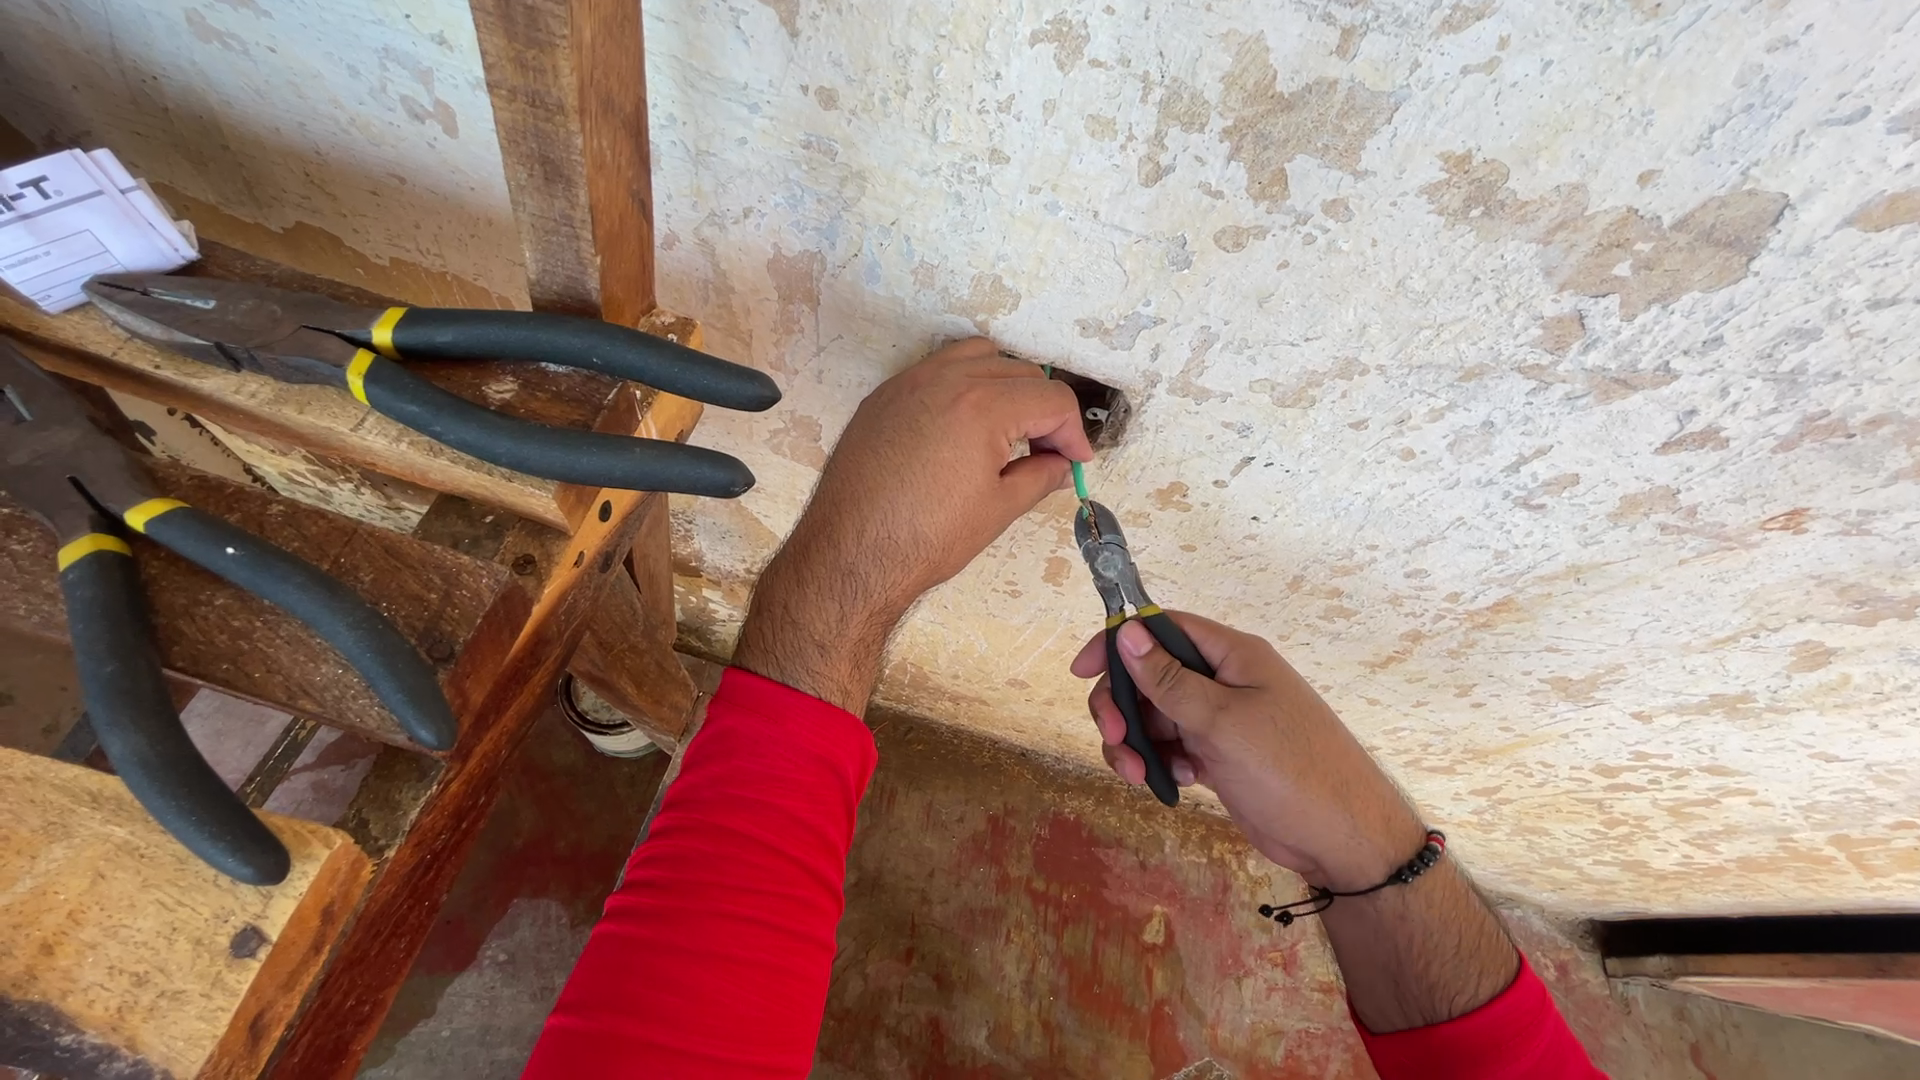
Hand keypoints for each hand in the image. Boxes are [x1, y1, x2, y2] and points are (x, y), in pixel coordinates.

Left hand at [734, 338, 1092, 712]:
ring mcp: (909, 382)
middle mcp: (945, 378)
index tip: (1075, 463)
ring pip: (978, 357)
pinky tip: (964, 426)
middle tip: (1047, 453)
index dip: (1074, 433)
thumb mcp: (998, 509)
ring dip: (1006, 385)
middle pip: (1021, 372)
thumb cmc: (925, 537)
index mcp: (982, 405)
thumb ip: (1040, 476)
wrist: (850, 554)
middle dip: (1044, 410)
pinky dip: (964, 384)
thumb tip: (1061, 465)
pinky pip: (937, 369)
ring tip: (1008, 429)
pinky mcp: (884, 396)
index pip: (1052, 399)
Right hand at [1071, 612, 1425, 890]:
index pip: (1161, 628)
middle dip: (1122, 705)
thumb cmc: (1288, 769)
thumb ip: (1169, 678)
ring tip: (1136, 773)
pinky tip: (1170, 783)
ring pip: (1154, 715)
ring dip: (1135, 740)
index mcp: (1230, 655)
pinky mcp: (1216, 755)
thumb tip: (1125, 631)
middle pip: (1149, 675)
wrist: (1342, 840)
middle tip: (1114, 737)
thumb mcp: (1223, 721)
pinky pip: (1170, 746)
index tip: (1082, 670)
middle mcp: (1222, 680)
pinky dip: (1159, 761)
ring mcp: (1218, 719)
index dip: (1118, 642)